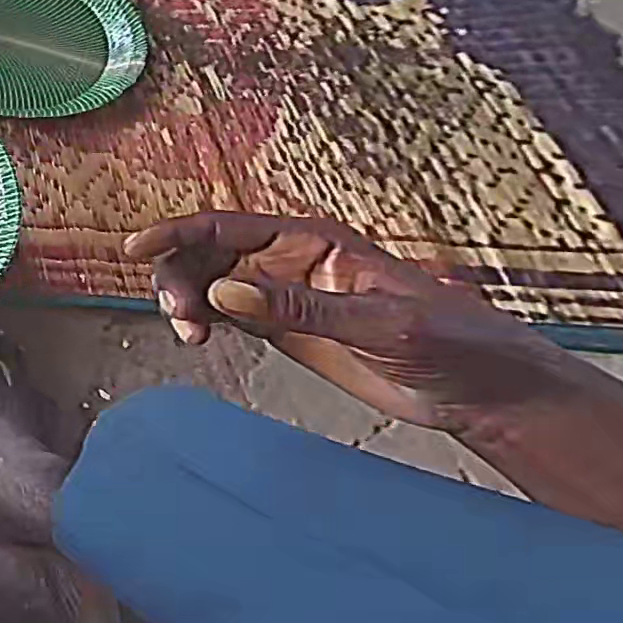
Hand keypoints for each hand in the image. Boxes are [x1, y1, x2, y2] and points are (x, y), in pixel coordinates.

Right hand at [124, 212, 566, 429]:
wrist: (488, 395)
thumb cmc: (456, 345)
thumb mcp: (384, 323)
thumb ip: (299, 306)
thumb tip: (221, 294)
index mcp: (307, 241)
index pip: (223, 226)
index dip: (174, 233)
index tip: (135, 249)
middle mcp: (281, 260)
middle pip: (201, 255)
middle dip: (177, 278)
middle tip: (179, 314)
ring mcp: (274, 292)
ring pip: (201, 282)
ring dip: (182, 302)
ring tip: (190, 333)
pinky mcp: (274, 323)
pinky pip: (216, 311)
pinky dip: (196, 319)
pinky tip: (197, 336)